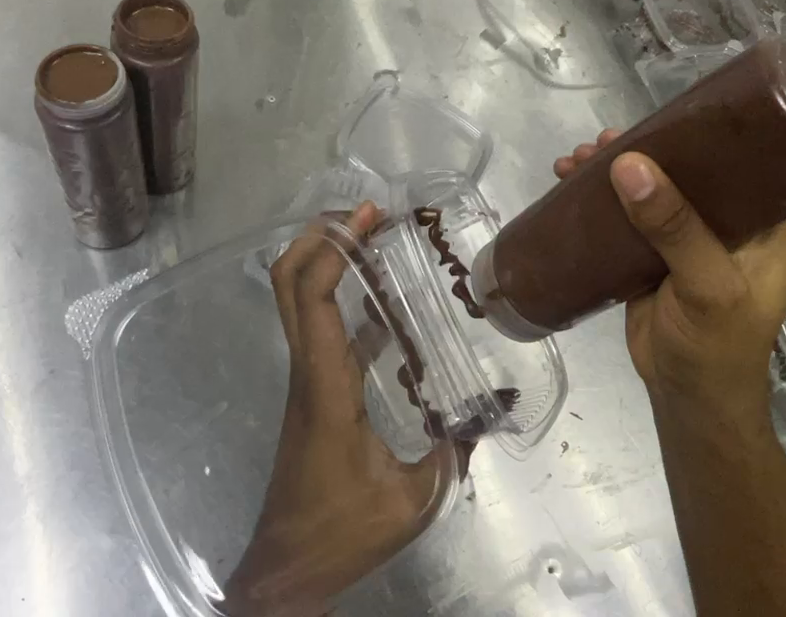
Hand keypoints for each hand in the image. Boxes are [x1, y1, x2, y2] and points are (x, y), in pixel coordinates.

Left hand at [223, 203, 453, 616]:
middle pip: (288, 284)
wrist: (287, 569)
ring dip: (330, 262)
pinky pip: (324, 331)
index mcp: (325, 385)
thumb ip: (456, 451)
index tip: (366, 219)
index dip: (333, 250)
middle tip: (367, 215)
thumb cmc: (342, 531)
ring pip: (300, 302)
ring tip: (378, 241)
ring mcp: (307, 378)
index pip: (310, 299)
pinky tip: (387, 304)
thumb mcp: (412, 499)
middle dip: (319, 237)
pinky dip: (347, 303)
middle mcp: (308, 370)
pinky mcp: (314, 391)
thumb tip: (498, 408)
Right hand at [554, 132, 785, 410]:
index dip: (721, 128)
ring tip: (576, 159)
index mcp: (767, 220)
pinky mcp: (654, 252)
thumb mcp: (708, 286)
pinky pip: (628, 213)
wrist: (687, 401)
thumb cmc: (718, 347)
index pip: (758, 156)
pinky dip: (599, 197)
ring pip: (654, 185)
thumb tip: (628, 164)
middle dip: (647, 146)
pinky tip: (568, 182)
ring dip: (615, 168)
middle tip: (605, 139)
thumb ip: (675, 228)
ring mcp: (689, 235)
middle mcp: (731, 219)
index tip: (675, 108)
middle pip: (691, 164)